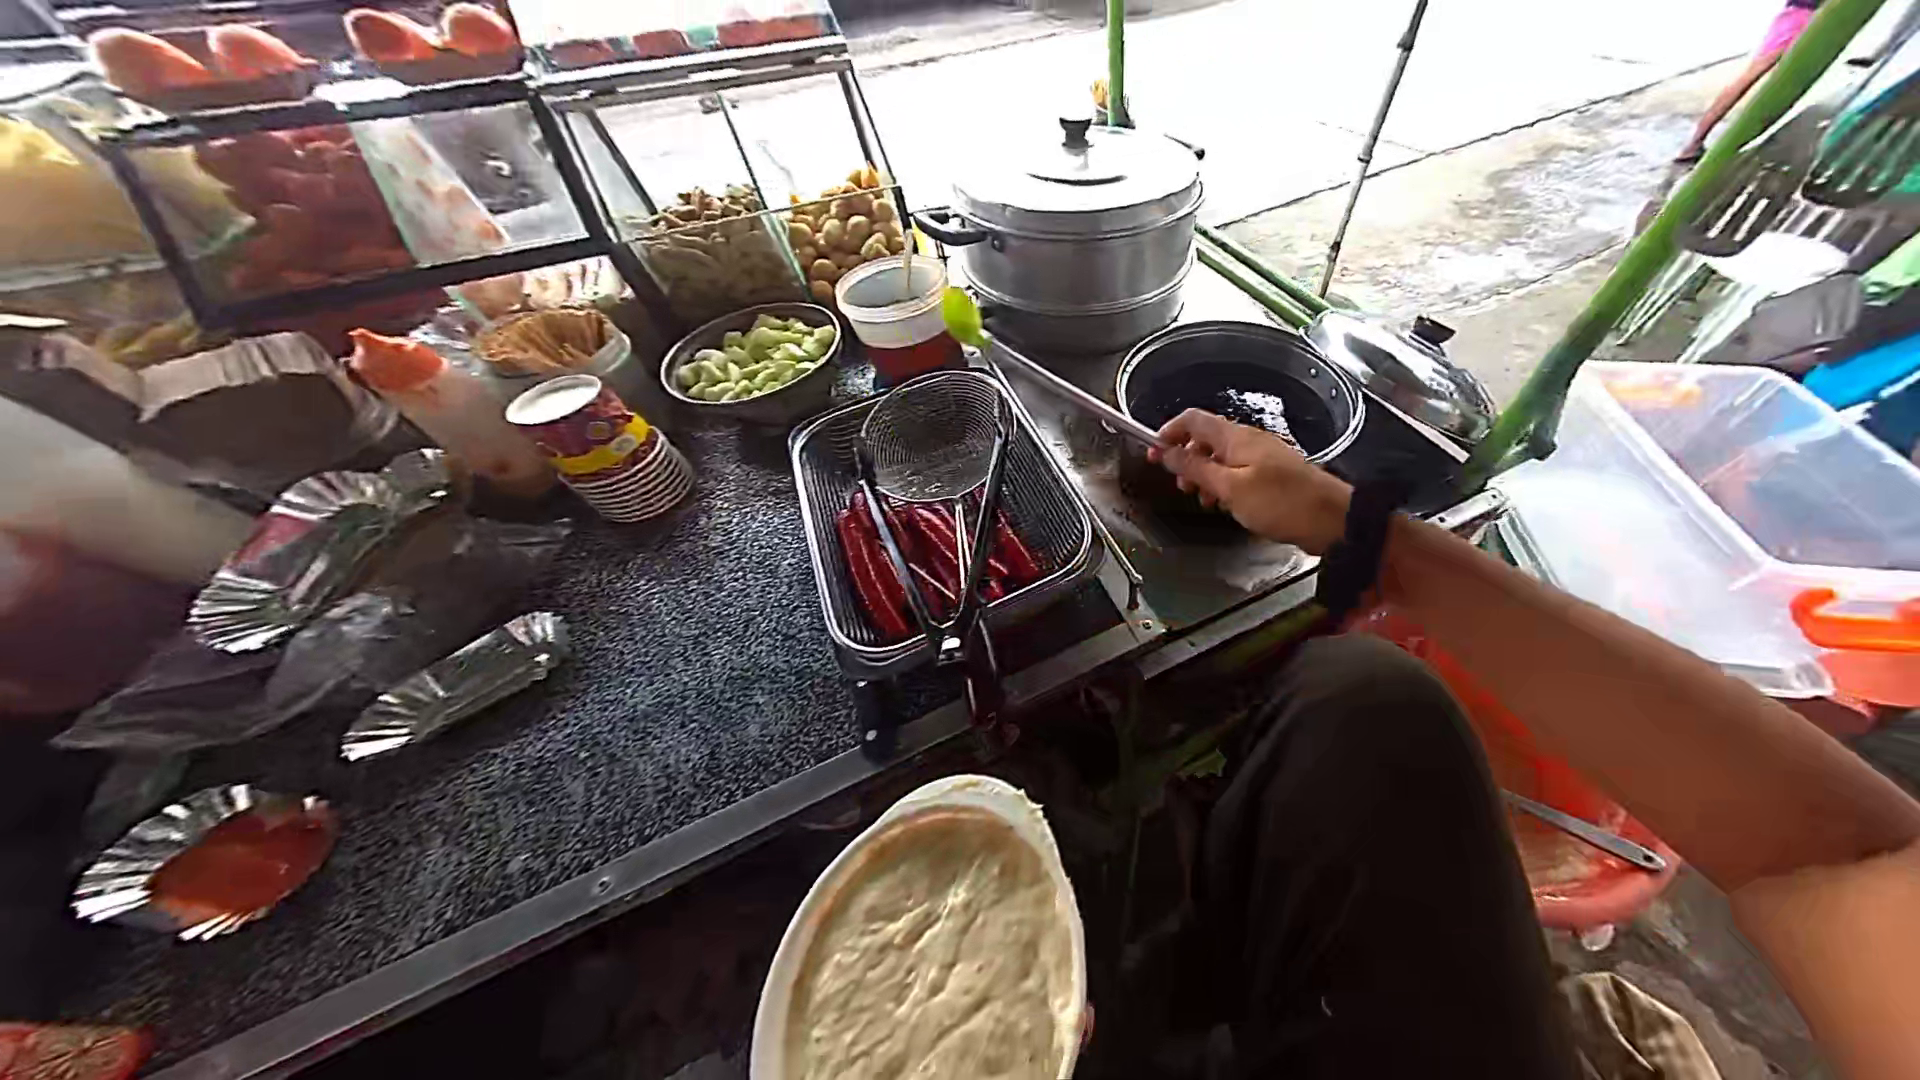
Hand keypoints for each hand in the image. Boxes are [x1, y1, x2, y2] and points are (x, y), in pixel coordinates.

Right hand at [1148, 409, 1352, 553]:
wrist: (1331, 520)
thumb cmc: (1281, 502)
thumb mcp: (1229, 487)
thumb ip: (1195, 468)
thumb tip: (1166, 452)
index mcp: (1236, 437)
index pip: (1192, 420)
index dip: (1168, 432)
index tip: (1153, 453)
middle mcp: (1247, 441)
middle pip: (1203, 438)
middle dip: (1184, 458)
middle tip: (1178, 484)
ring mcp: (1259, 457)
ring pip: (1218, 457)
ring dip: (1202, 474)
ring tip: (1199, 498)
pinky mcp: (1268, 475)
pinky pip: (1234, 471)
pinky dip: (1220, 484)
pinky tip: (1222, 503)